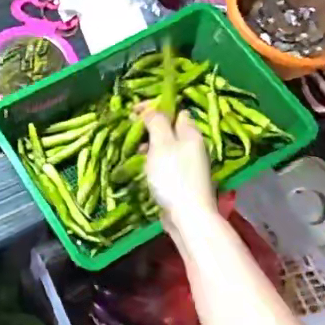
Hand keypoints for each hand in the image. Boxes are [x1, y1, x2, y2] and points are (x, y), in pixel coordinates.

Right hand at [142, 109, 217, 236]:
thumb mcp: (162, 144)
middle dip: (149, 129)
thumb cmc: (173, 177)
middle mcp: (193, 146)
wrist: (188, 215)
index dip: (154, 108)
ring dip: (150, 148)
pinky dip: (153, 163)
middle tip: (131, 135)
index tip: (132, 112)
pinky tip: (143, 171)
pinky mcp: (182, 180)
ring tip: (134, 154)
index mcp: (190, 133)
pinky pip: (165, 164)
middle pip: (169, 129)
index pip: (174, 111)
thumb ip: (157, 123)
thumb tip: (151, 109)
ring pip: (166, 148)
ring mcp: (189, 164)